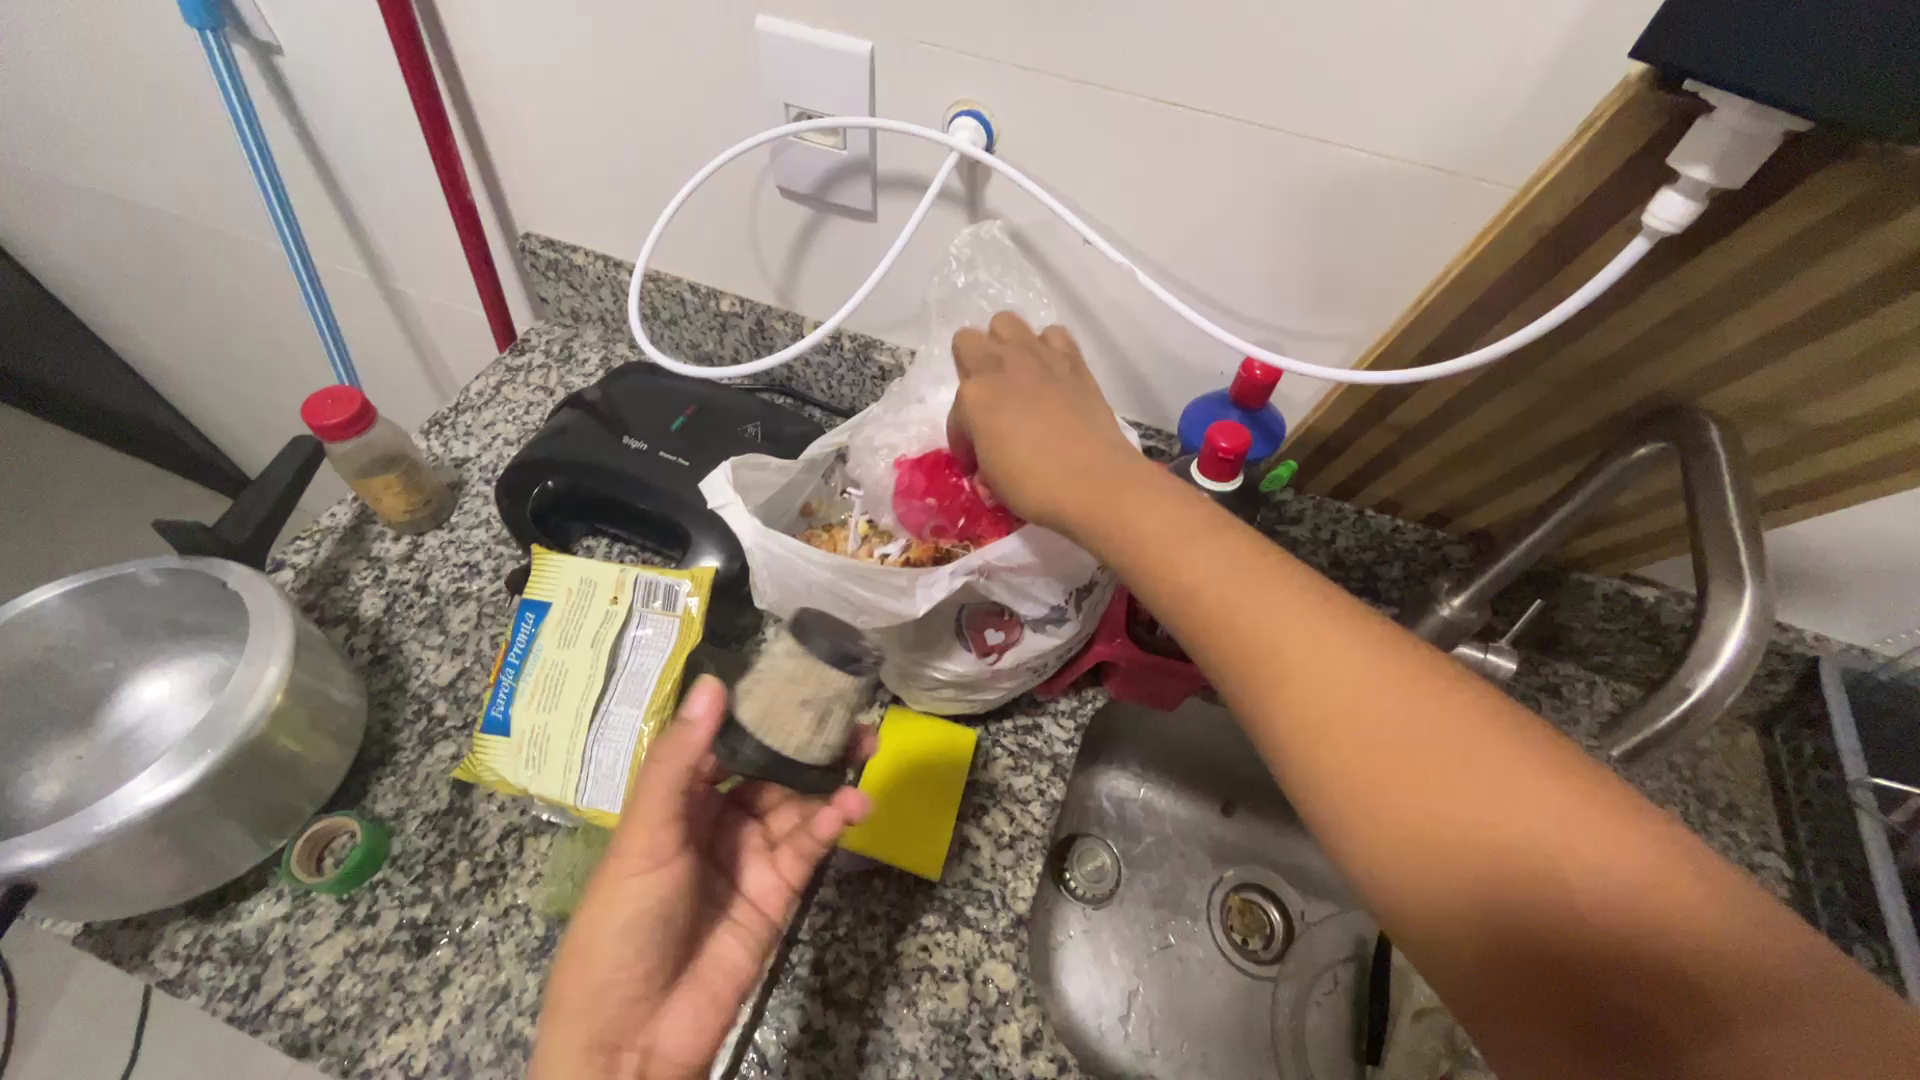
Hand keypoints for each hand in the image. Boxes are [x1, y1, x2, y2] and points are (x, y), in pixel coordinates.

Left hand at [529, 675, 871, 1079]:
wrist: (631, 1037)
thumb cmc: (620, 926)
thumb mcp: (644, 838)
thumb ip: (679, 762)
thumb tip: (712, 683)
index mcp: (676, 800)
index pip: (722, 741)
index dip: (756, 709)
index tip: (793, 673)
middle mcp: (717, 818)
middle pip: (769, 768)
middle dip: (805, 740)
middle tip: (848, 709)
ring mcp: (751, 853)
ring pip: (797, 801)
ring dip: (829, 777)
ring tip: (865, 747)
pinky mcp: (778, 889)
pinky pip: (808, 844)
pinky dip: (831, 821)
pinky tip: (852, 804)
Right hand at [947, 312, 1149, 533]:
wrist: (1095, 482)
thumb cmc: (1034, 487)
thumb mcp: (992, 482)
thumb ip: (983, 459)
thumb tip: (988, 461)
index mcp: (973, 397)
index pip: (955, 417)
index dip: (963, 442)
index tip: (977, 462)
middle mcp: (1001, 366)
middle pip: (967, 341)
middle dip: (970, 370)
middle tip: (986, 403)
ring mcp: (1039, 358)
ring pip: (1006, 324)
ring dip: (1005, 348)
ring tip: (1016, 379)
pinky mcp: (1073, 361)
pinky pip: (1053, 335)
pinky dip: (1048, 350)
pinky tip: (1051, 376)